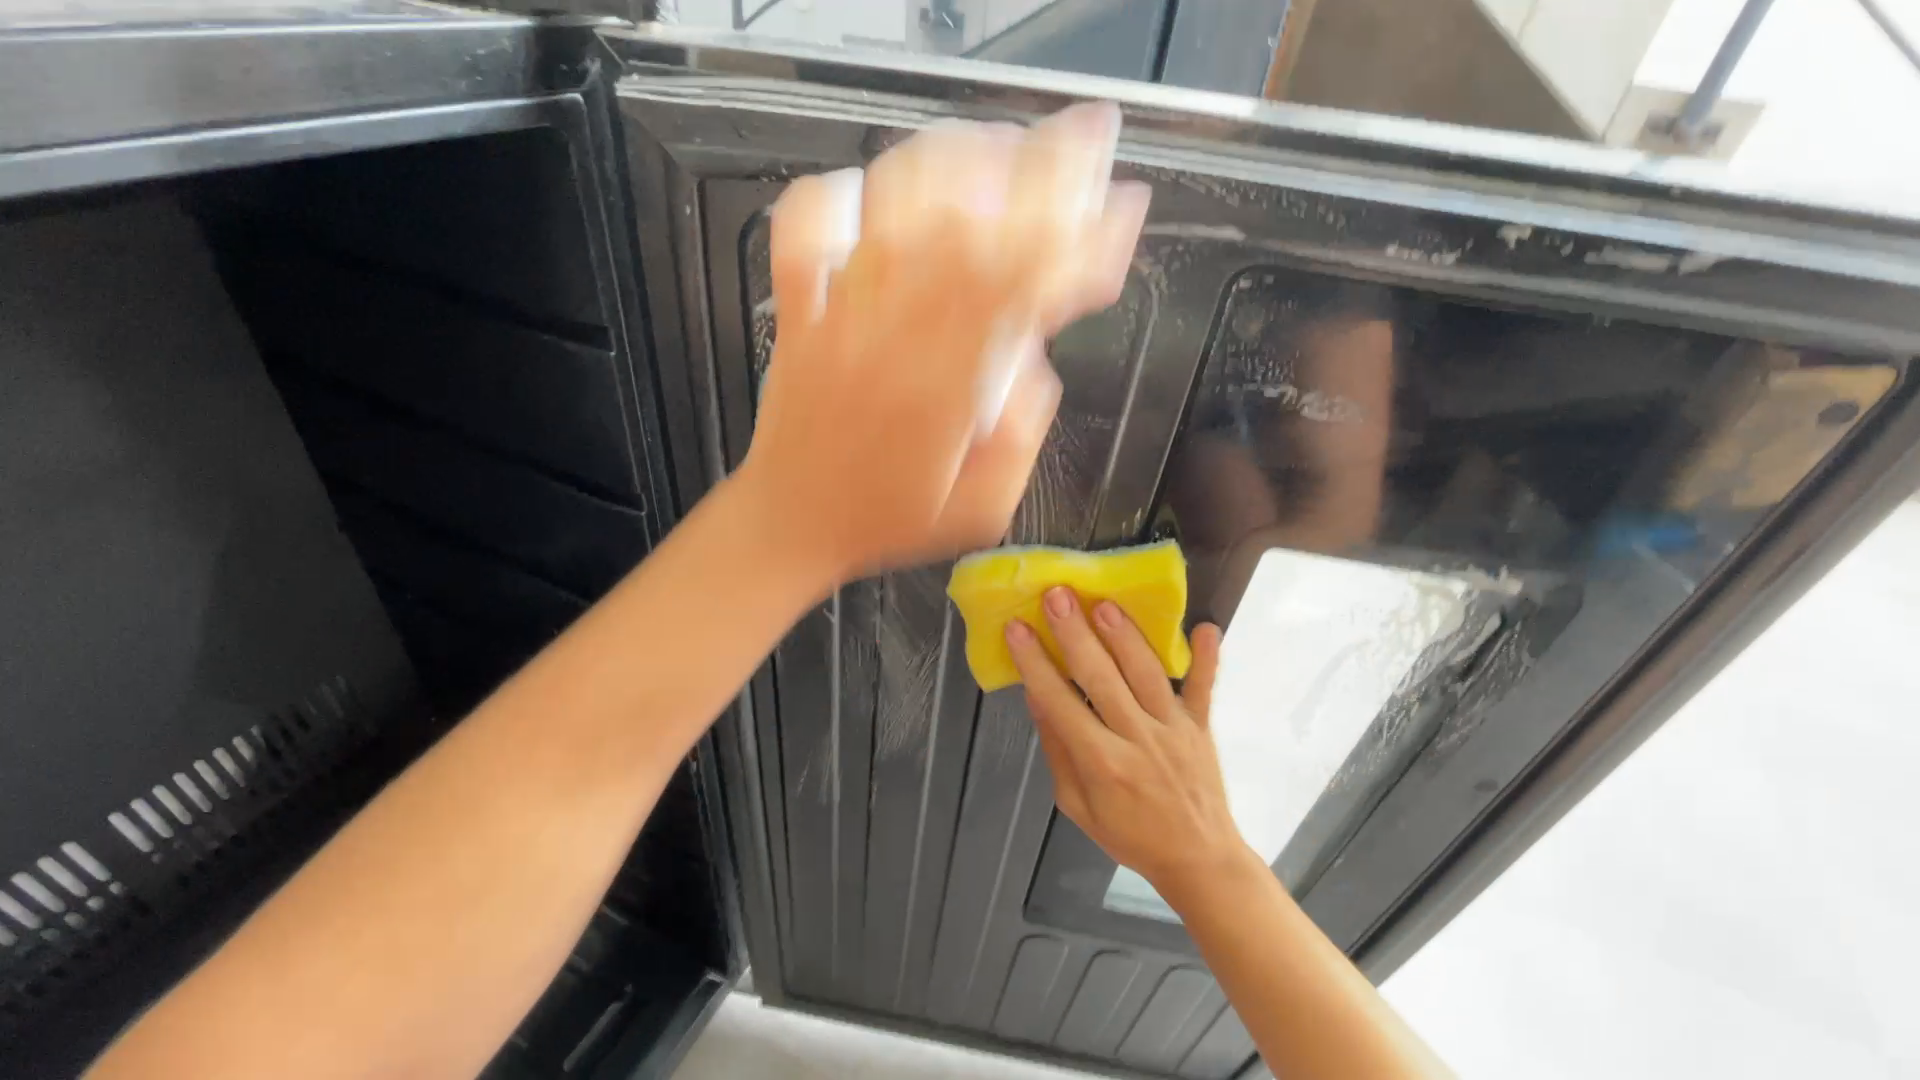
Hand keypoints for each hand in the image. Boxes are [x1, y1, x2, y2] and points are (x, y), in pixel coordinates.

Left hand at [737, 104, 1151, 581]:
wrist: (788, 525)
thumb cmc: (890, 521)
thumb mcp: (983, 509)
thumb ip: (1022, 435)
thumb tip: (1033, 358)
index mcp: (946, 388)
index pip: (1020, 286)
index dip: (1076, 239)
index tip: (1119, 206)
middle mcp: (894, 336)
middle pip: (968, 227)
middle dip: (1036, 171)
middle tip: (1082, 137)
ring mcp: (838, 315)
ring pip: (892, 209)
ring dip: (952, 161)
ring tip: (997, 145)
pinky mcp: (796, 310)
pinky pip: (806, 228)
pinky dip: (839, 188)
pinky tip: (878, 184)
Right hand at [1006, 588, 1258, 899]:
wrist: (1197, 858)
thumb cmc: (1129, 834)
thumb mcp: (1077, 805)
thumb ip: (1058, 750)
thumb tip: (1037, 697)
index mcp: (1101, 762)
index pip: (1060, 702)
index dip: (1035, 663)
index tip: (1017, 628)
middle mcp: (1136, 738)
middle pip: (1101, 678)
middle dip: (1075, 634)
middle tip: (1056, 595)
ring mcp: (1173, 729)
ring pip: (1146, 674)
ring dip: (1124, 636)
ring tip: (1103, 602)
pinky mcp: (1201, 727)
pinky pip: (1204, 689)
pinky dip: (1207, 659)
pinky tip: (1206, 628)